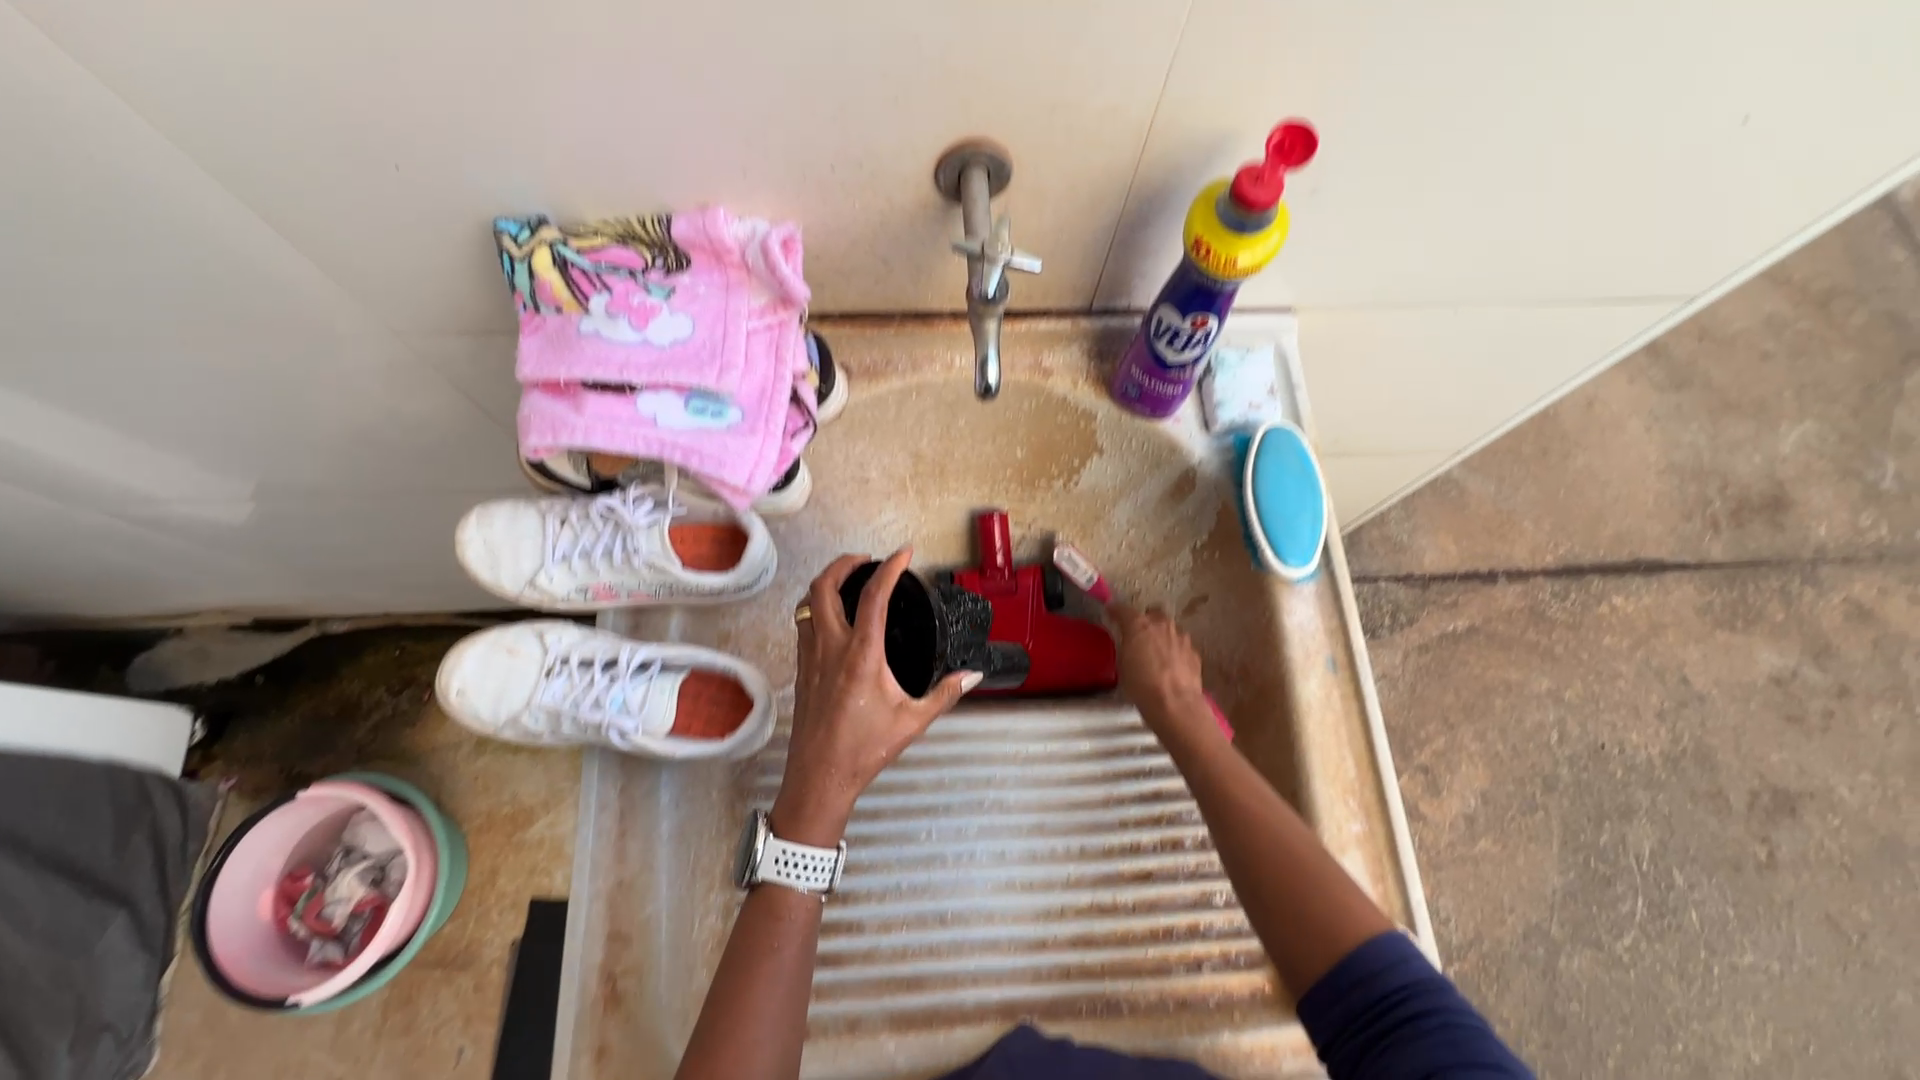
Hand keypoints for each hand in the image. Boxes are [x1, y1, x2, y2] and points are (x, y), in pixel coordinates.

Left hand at [773, 548, 978, 844]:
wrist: (819, 776)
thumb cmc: (862, 751)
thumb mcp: (913, 721)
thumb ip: (945, 694)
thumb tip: (972, 676)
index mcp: (861, 655)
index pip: (875, 595)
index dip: (890, 567)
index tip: (904, 554)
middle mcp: (830, 648)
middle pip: (824, 586)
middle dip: (844, 563)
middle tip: (866, 560)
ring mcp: (810, 657)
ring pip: (807, 603)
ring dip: (825, 583)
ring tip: (848, 581)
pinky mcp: (801, 670)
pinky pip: (803, 624)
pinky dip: (816, 608)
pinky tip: (833, 618)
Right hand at [1110, 603, 1208, 733]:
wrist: (1175, 703)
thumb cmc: (1141, 685)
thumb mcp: (1122, 664)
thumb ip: (1125, 645)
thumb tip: (1127, 639)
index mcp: (1138, 625)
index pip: (1123, 609)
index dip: (1115, 610)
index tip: (1110, 612)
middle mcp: (1161, 625)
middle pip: (1152, 613)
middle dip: (1145, 620)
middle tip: (1138, 635)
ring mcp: (1181, 637)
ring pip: (1169, 629)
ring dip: (1161, 635)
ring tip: (1156, 653)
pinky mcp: (1193, 652)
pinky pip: (1180, 645)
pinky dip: (1174, 650)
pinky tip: (1170, 666)